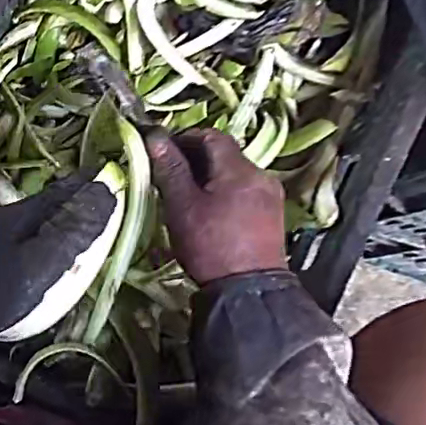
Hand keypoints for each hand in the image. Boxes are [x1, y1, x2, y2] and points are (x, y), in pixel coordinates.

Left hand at [0, 171, 117, 346]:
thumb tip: (104, 195)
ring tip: (85, 221)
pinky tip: (54, 248)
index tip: (111, 176)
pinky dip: (50, 234)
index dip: (87, 184)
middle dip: (77, 197)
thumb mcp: (39, 263)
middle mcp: (8, 219)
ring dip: (63, 215)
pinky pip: (30, 235)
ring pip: (39, 218)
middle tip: (104, 197)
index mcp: (20, 215)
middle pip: (49, 202)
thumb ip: (71, 231)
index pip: (62, 191)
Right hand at [146, 128, 286, 284]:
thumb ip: (170, 169)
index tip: (162, 151)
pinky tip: (207, 210)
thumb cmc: (210, 244)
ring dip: (208, 176)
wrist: (247, 289)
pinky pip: (243, 191)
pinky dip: (222, 191)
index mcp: (240, 169)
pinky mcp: (271, 214)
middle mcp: (261, 175)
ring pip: (234, 173)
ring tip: (184, 194)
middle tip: (167, 173)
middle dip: (195, 158)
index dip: (184, 137)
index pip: (211, 135)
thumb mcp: (182, 205)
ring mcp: (270, 196)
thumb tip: (155, 137)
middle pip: (225, 154)